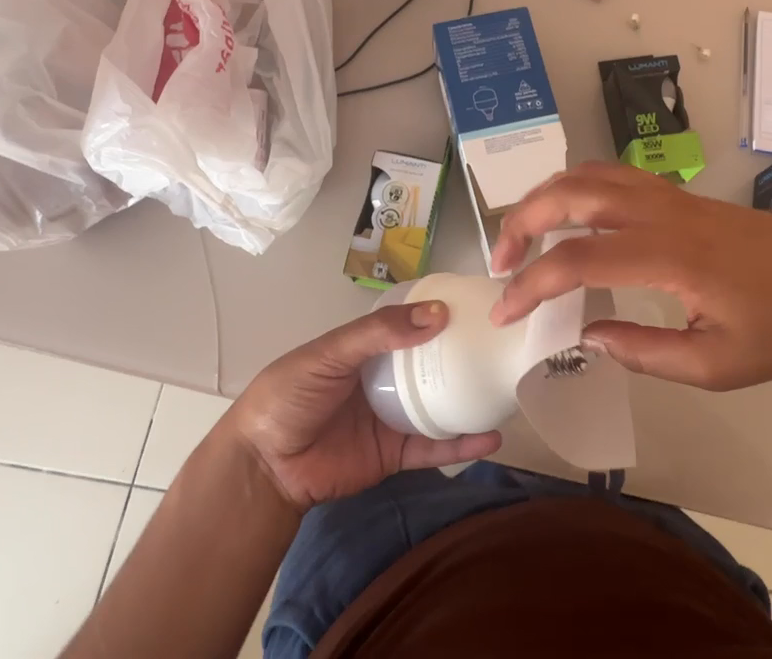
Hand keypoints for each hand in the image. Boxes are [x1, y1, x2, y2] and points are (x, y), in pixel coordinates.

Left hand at [226, 301, 501, 510]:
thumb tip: (438, 315)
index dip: (439, 314)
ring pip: (439, 406)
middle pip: (431, 366)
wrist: (264, 467)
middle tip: (503, 345)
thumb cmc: (289, 396)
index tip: (478, 305)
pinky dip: (463, 444)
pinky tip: (492, 437)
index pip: (410, 325)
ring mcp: (391, 418)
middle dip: (463, 356)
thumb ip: (379, 334)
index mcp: (366, 349)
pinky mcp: (395, 456)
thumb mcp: (329, 354)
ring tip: (507, 388)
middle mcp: (384, 380)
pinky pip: (434, 448)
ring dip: (470, 399)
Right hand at [488, 163, 771, 390]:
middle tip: (501, 262)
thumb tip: (587, 335)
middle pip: (572, 193)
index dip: (531, 283)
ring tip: (526, 235)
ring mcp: (674, 198)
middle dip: (523, 220)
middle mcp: (664, 213)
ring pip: (591, 173)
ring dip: (547, 197)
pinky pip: (616, 177)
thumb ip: (645, 353)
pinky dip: (578, 188)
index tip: (505, 311)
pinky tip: (573, 218)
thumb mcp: (717, 364)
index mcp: (671, 257)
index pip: (578, 259)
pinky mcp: (684, 197)